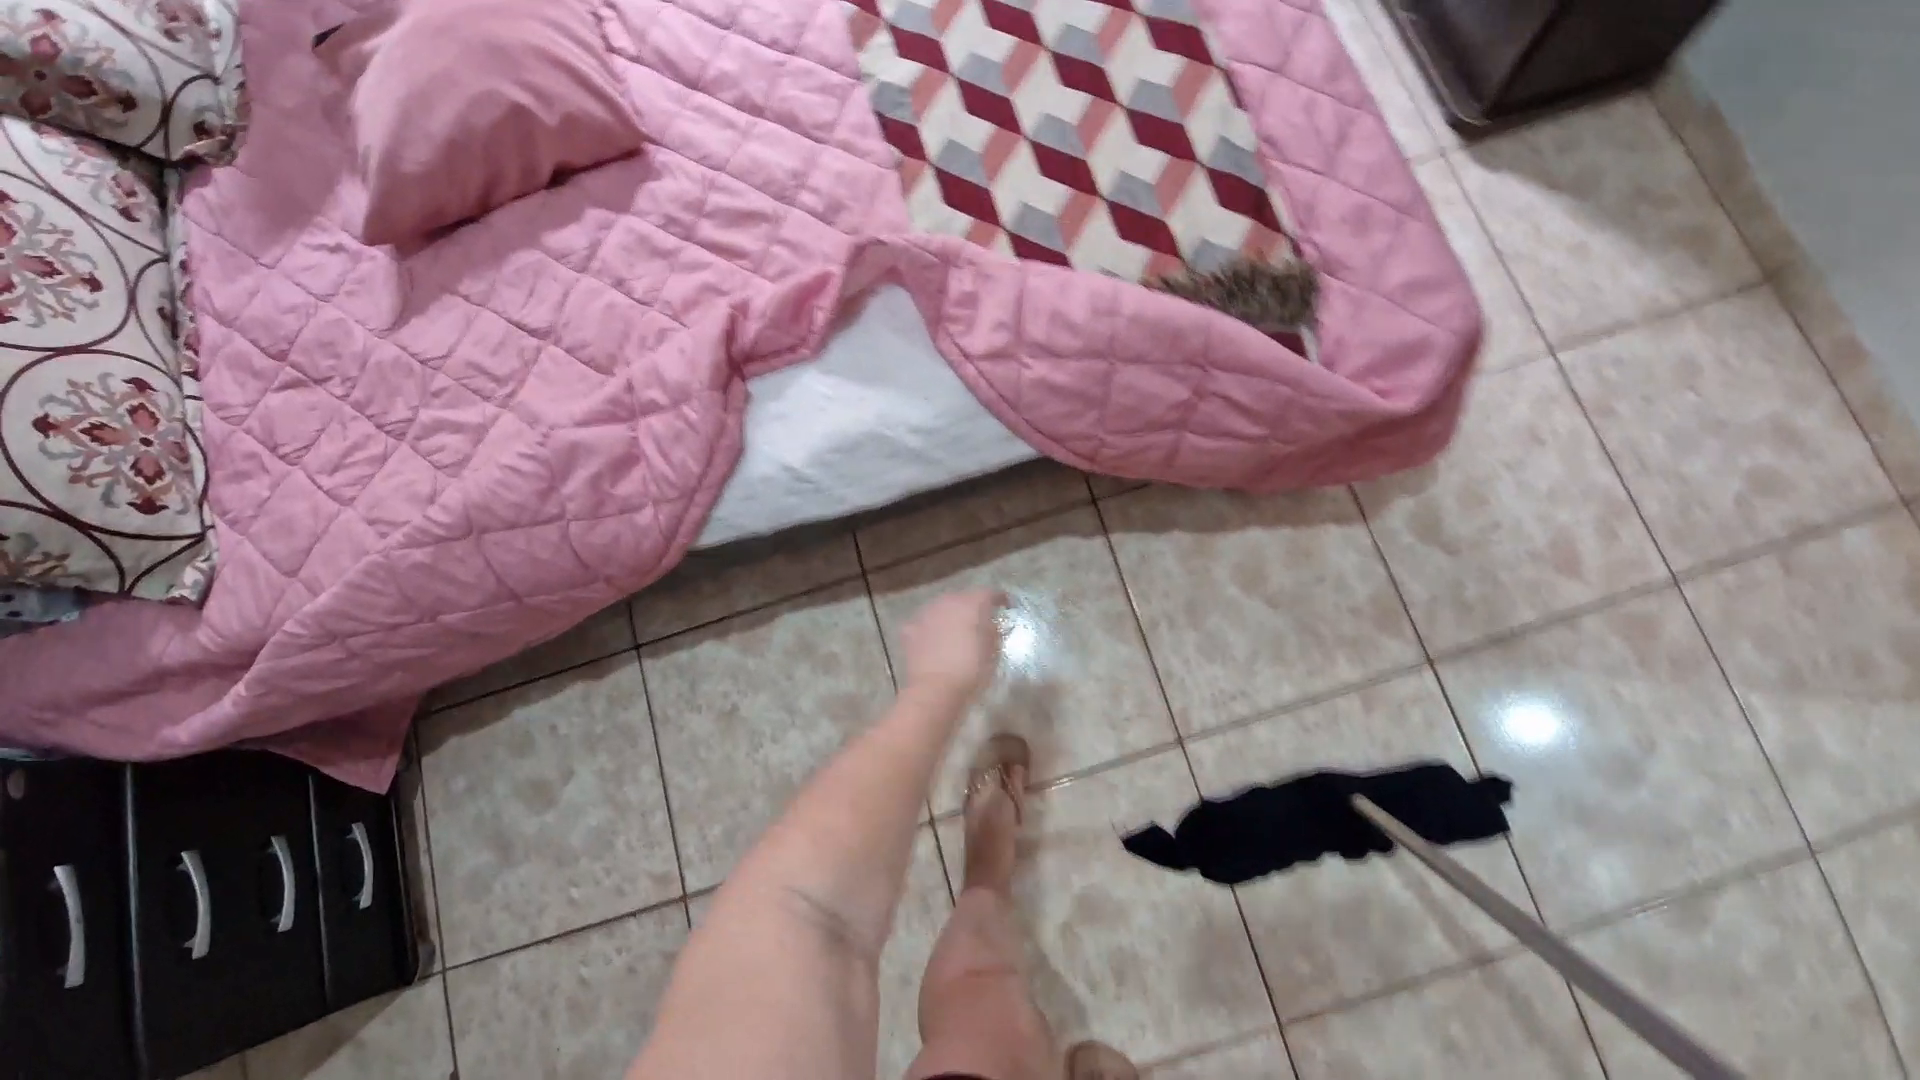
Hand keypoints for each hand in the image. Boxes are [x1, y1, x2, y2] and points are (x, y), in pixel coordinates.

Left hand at [900, 588, 1006, 699]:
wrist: (935, 688)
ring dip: (950, 616)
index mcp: (972, 604)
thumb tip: (990, 624)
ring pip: (942, 608)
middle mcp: (947, 602)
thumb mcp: (993, 651)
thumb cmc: (971, 669)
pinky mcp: (910, 629)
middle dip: (972, 606)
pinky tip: (935, 641)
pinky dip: (931, 629)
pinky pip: (925, 623)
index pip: (989, 593)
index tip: (1006, 607)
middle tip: (980, 620)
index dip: (999, 599)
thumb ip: (993, 631)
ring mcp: (926, 614)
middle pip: (963, 598)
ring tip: (956, 630)